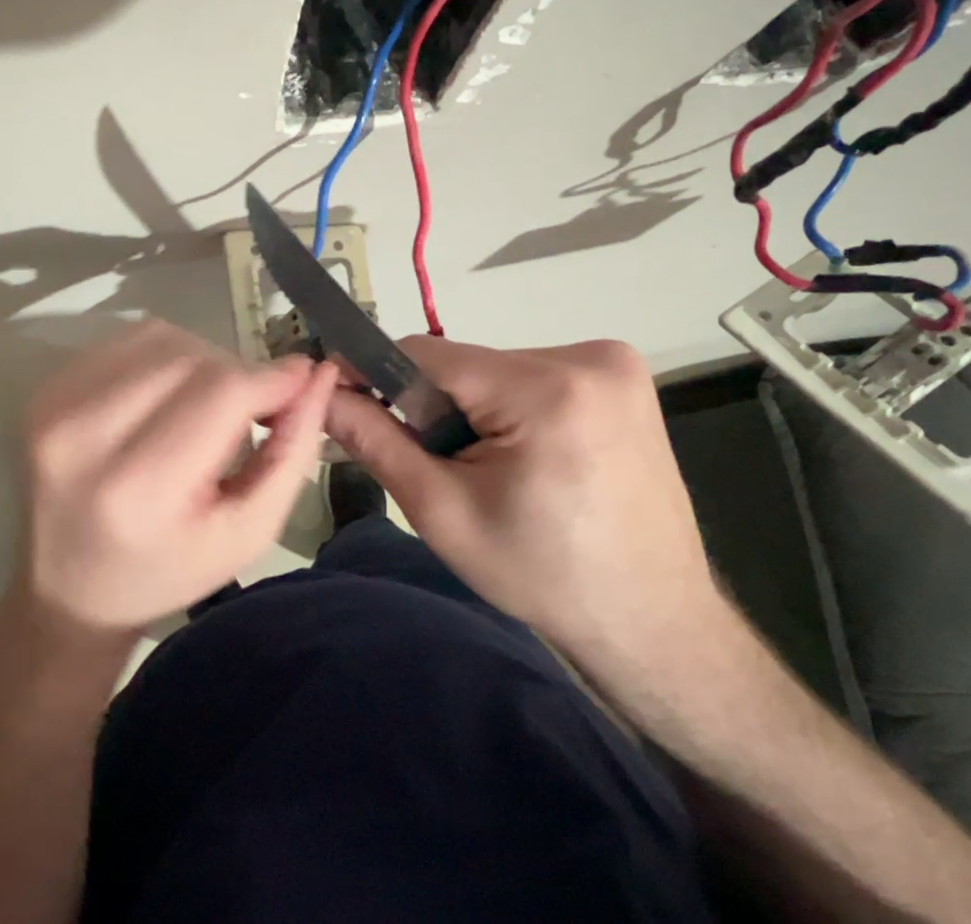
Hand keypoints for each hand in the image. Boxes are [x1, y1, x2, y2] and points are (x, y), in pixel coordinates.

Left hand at [19, 321, 337, 633]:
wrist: (70, 588)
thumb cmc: (166, 572)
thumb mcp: (246, 535)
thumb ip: (290, 454)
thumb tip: (317, 375)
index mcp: (137, 486)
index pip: (220, 391)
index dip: (272, 379)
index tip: (302, 384)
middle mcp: (84, 434)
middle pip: (191, 358)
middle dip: (238, 374)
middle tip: (252, 411)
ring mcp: (55, 405)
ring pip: (160, 338)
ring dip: (201, 360)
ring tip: (207, 408)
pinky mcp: (45, 390)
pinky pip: (126, 342)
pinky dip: (163, 358)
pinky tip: (167, 398)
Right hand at [324, 337, 719, 657]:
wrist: (648, 616)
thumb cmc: (540, 573)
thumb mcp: (442, 511)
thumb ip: (376, 441)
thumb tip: (321, 394)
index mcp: (547, 390)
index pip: (427, 354)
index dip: (374, 374)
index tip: (342, 401)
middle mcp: (590, 357)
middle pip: (465, 364)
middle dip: (433, 407)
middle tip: (434, 469)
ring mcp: (616, 365)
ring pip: (497, 371)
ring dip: (473, 411)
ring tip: (486, 474)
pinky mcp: (626, 380)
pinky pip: (534, 379)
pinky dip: (510, 411)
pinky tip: (524, 462)